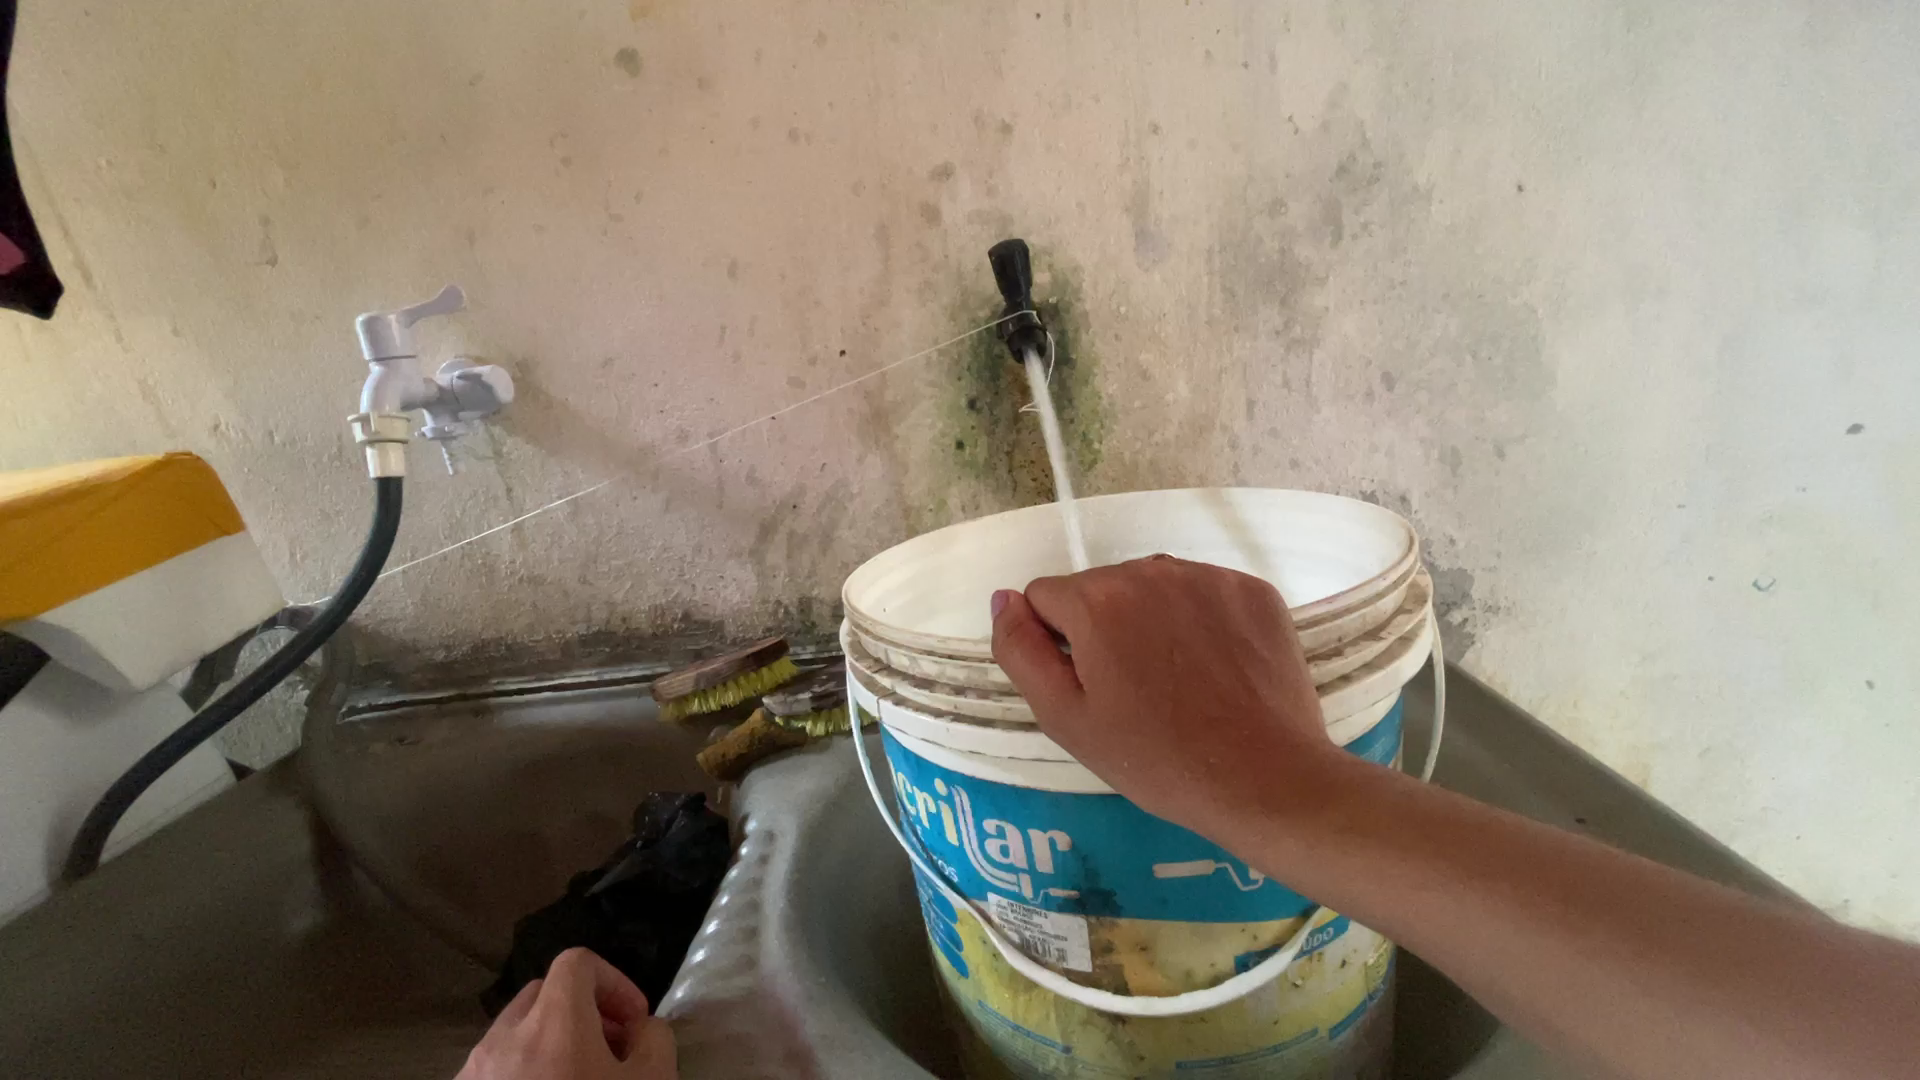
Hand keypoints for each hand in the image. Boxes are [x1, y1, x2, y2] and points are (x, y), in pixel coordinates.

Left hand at [457, 948, 676, 1079]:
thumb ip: (655, 1040)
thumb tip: (641, 1031)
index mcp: (552, 1020)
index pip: (578, 961)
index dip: (614, 981)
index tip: (634, 1023)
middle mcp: (503, 1038)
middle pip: (543, 994)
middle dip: (581, 1011)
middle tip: (608, 1049)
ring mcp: (471, 1076)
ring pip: (514, 1036)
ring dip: (549, 1045)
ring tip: (575, 1078)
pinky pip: (491, 1073)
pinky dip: (519, 1076)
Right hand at [990, 555, 1345, 835]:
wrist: (1265, 780)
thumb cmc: (1154, 758)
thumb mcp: (1064, 717)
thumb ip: (1019, 649)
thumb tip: (1003, 598)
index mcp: (1097, 600)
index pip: (1044, 598)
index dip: (1056, 643)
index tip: (1088, 686)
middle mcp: (1150, 570)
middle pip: (1098, 588)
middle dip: (1102, 627)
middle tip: (1132, 691)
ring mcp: (1207, 575)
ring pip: (1149, 587)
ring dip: (1147, 619)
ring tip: (1174, 680)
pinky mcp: (1251, 589)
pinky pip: (1201, 592)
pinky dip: (1197, 620)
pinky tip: (1213, 667)